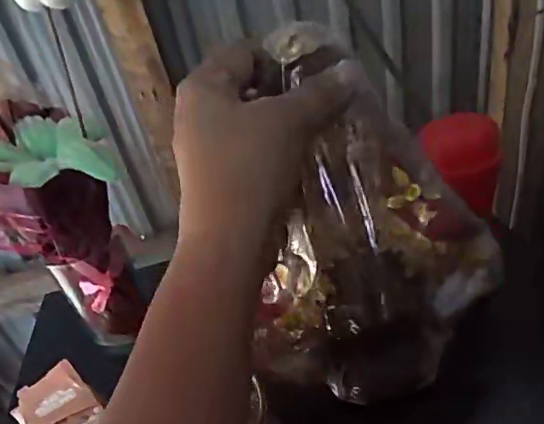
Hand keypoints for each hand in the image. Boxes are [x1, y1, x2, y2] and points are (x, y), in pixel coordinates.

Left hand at [172, 43, 354, 248]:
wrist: (228, 249)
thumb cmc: (250, 172)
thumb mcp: (289, 123)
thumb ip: (319, 95)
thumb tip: (349, 73)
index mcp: (201, 88)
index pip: (246, 54)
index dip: (283, 63)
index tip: (315, 84)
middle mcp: (194, 119)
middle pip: (248, 95)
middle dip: (286, 104)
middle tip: (319, 114)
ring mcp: (202, 160)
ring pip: (251, 135)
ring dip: (282, 139)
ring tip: (313, 145)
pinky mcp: (216, 192)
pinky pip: (249, 167)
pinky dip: (273, 167)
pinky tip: (296, 176)